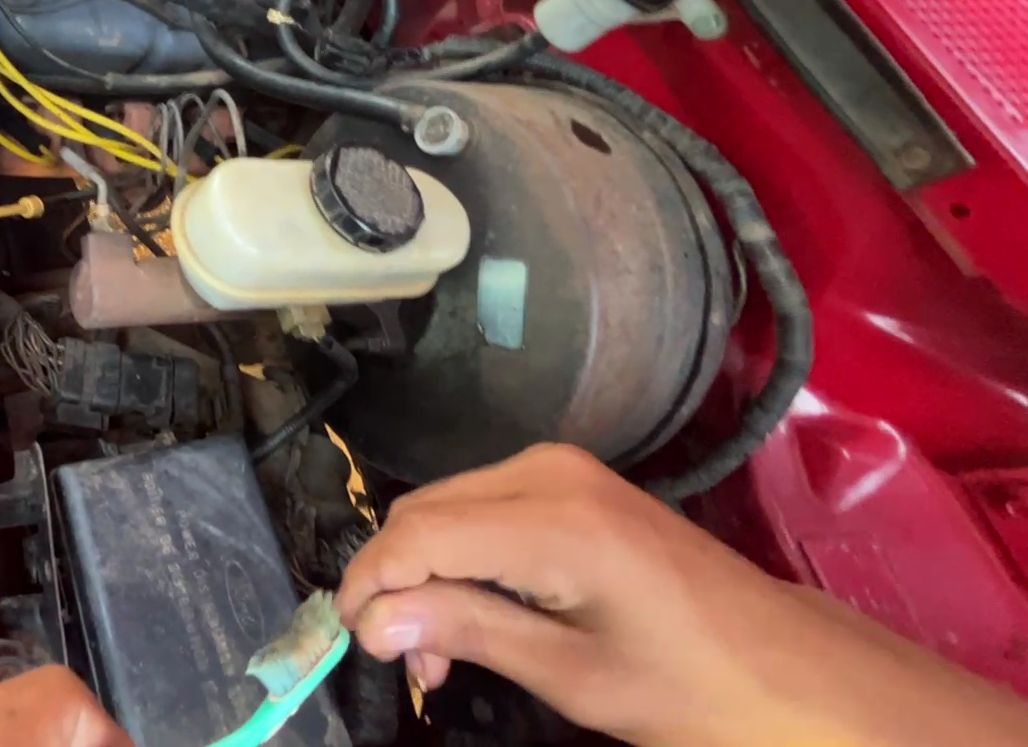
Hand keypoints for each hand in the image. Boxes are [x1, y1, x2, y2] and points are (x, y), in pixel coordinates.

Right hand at [336, 443, 1027, 746]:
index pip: (422, 534)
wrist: (810, 675)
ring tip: (437, 643)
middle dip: (395, 578)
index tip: (349, 633)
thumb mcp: (580, 679)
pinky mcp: (563, 476)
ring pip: (442, 504)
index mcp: (556, 520)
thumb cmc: (703, 694)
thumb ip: (468, 633)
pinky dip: (455, 550)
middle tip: (404, 655)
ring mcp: (555, 466)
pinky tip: (470, 600)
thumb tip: (372, 624)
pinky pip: (476, 503)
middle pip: (423, 511)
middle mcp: (543, 470)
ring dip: (421, 567)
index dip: (371, 579)